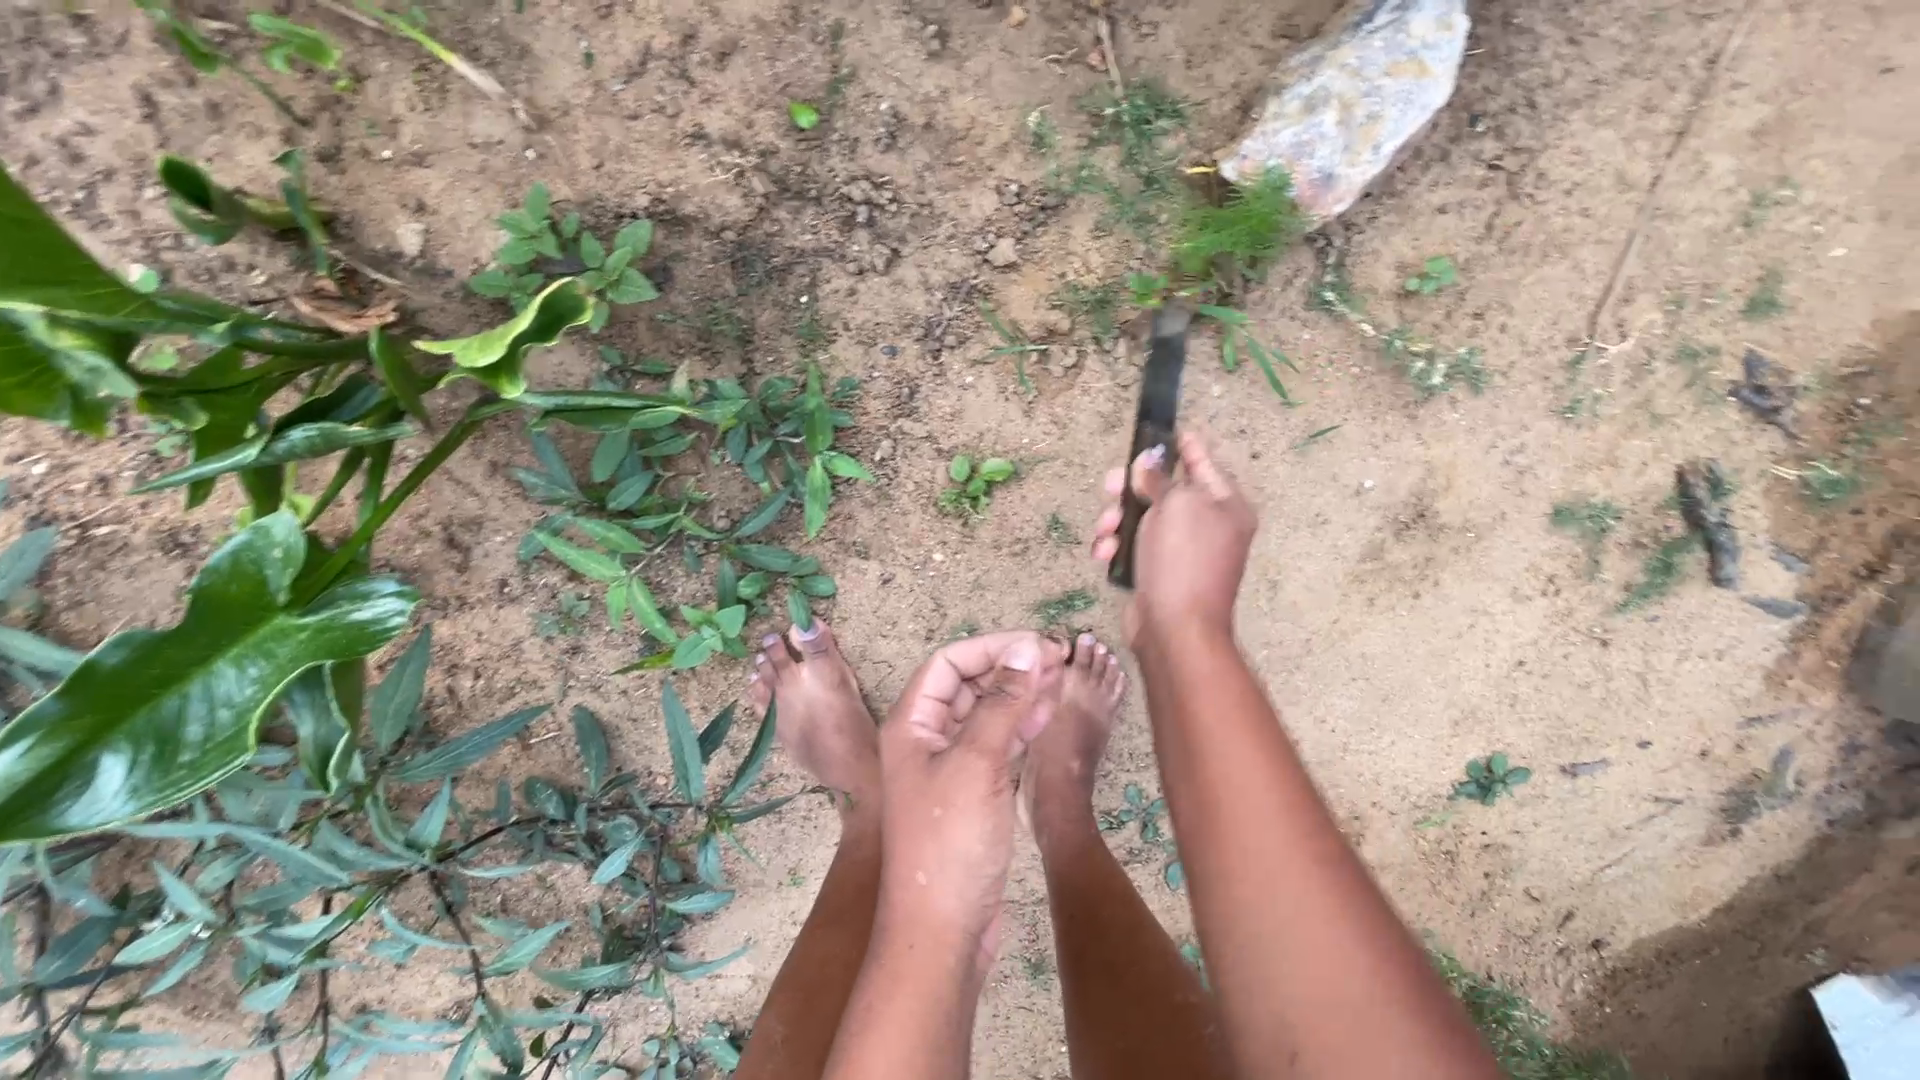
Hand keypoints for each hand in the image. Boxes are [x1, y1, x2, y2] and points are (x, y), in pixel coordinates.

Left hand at [875, 632, 1063, 971]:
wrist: (943, 929)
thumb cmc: (951, 841)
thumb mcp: (976, 762)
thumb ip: (1002, 703)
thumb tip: (1026, 649)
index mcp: (912, 724)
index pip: (949, 663)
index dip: (991, 647)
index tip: (1036, 646)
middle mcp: (927, 739)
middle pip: (969, 684)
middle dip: (1008, 667)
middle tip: (1056, 659)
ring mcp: (951, 767)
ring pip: (987, 714)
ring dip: (1019, 694)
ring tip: (1059, 678)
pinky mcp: (974, 792)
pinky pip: (998, 745)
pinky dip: (1021, 727)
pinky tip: (1046, 714)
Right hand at [1092, 431, 1256, 646]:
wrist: (1175, 629)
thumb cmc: (1183, 560)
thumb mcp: (1175, 505)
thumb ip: (1160, 478)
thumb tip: (1148, 463)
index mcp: (1226, 505)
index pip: (1204, 463)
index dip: (1184, 445)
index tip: (1169, 428)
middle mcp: (1208, 526)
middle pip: (1165, 491)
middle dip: (1133, 488)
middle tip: (1111, 484)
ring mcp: (1184, 552)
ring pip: (1143, 519)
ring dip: (1118, 520)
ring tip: (1105, 530)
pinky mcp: (1159, 573)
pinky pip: (1135, 547)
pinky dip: (1118, 547)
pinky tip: (1105, 553)